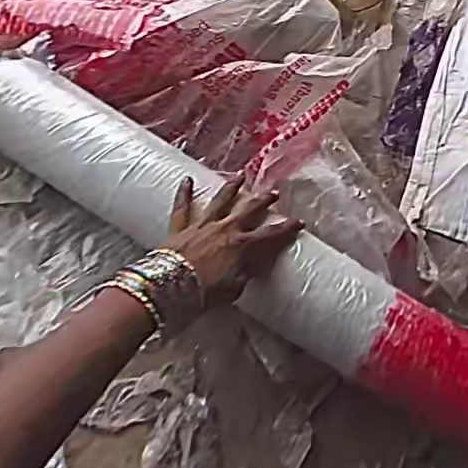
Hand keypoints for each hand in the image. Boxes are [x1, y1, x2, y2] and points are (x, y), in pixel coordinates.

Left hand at [162, 176, 301, 305]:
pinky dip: (184, 194)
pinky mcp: (181, 228)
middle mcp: (226, 229)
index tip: (299, 222)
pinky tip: (186, 180)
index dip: (287, 228)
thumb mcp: (234, 288)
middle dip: (264, 200)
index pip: (271, 234)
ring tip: (240, 175)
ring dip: (232, 187)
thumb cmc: (204, 293)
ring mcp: (203, 226)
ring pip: (220, 201)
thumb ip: (247, 273)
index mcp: (242, 245)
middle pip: (249, 209)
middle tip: (274, 192)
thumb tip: (256, 264)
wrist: (168, 288)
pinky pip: (182, 208)